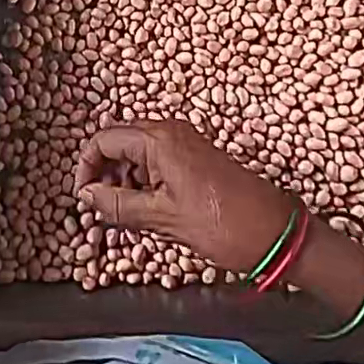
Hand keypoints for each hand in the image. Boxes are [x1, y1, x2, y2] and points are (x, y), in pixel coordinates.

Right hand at [73, 119, 298, 272]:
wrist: (279, 232)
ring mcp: (185, 141)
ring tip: (125, 212)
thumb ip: (117, 204)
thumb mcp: (162, 219)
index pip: (103, 140)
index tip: (84, 196)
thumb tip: (87, 196)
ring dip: (124, 177)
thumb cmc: (223, 225)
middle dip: (104, 172)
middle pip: (118, 141)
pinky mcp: (195, 154)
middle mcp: (170, 131)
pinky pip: (157, 158)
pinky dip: (144, 178)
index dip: (86, 167)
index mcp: (158, 140)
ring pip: (137, 151)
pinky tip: (147, 207)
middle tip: (102, 206)